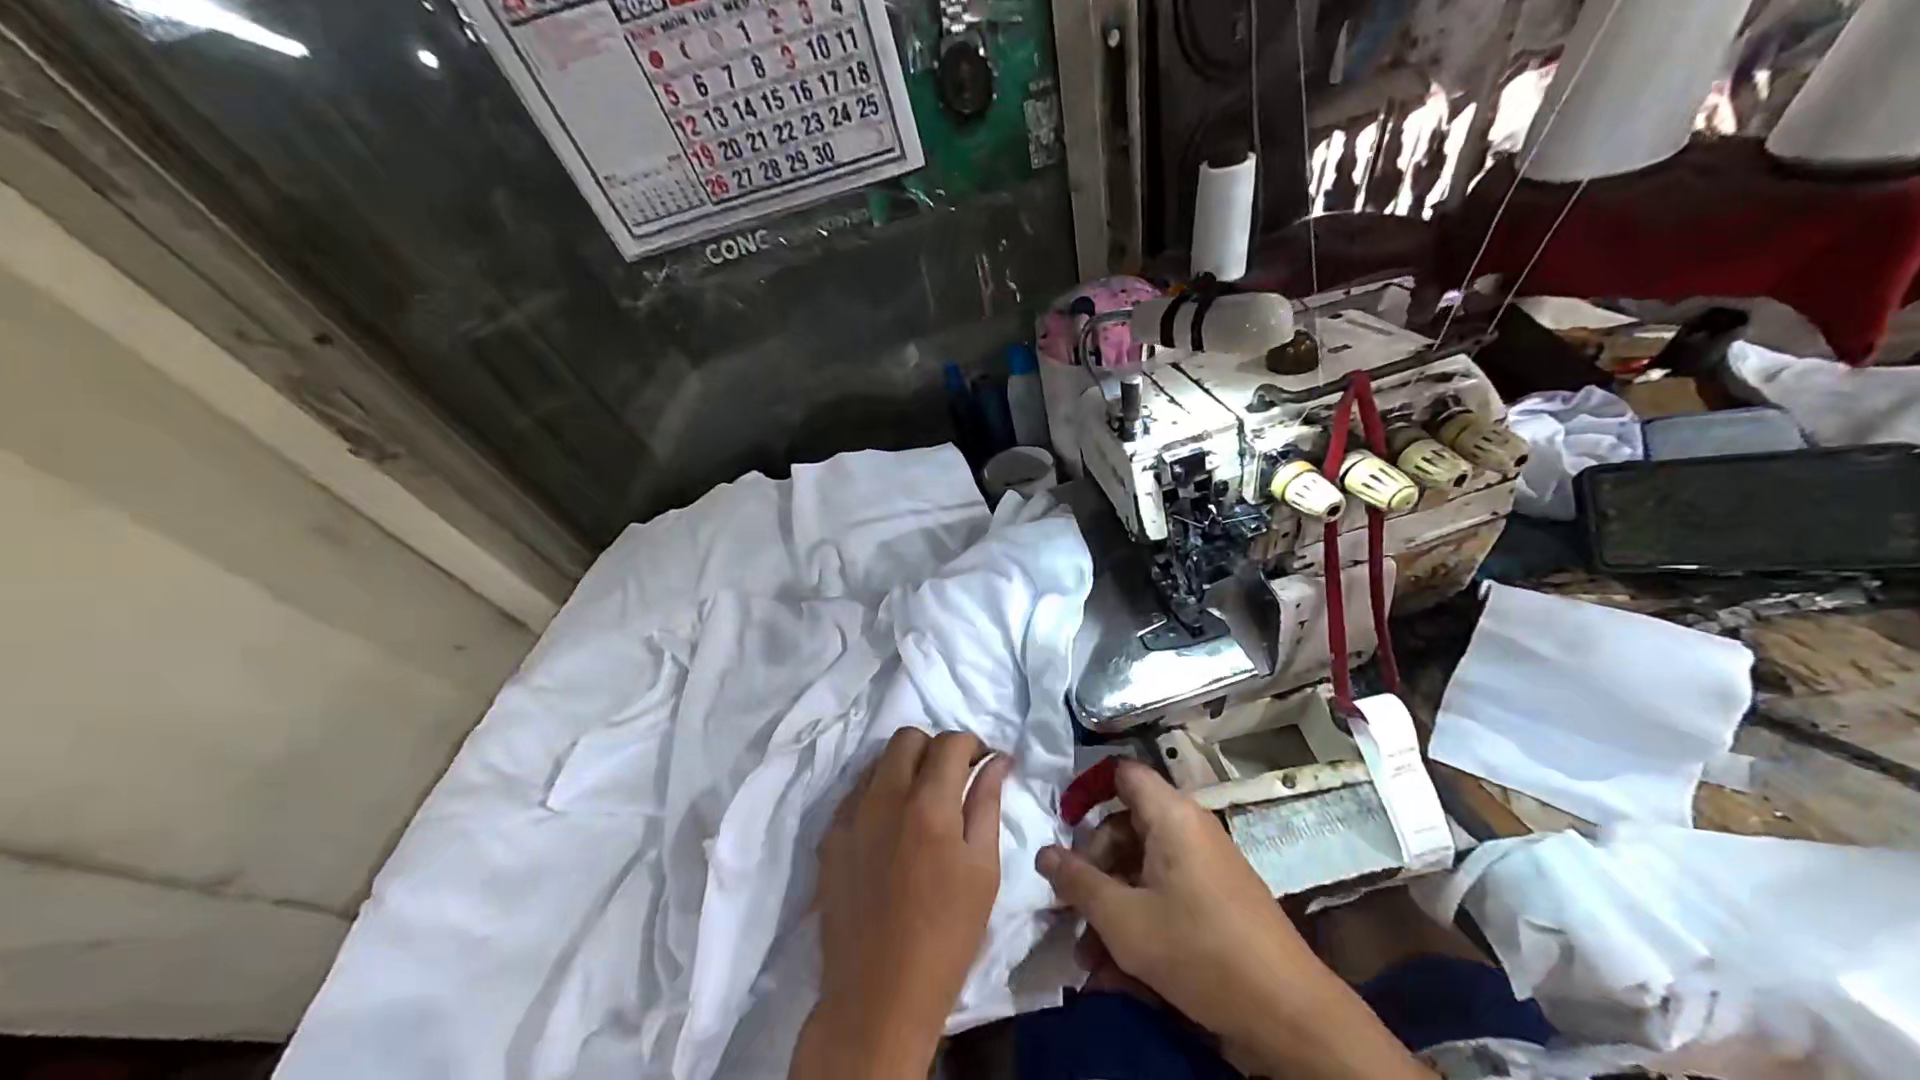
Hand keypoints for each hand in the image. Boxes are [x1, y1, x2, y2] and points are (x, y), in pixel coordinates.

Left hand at [790, 728, 1009, 1079]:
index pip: (950, 743)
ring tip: (921, 801)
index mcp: (928, 806)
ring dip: (904, 766)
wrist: (878, 994)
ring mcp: (850, 816)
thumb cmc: (946, 936)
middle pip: (907, 738)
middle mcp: (883, 798)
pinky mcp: (829, 837)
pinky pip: (856, 792)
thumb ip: (987, 805)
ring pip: (877, 761)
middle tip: (952, 778)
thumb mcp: (983, 871)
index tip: (983, 762)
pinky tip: (891, 826)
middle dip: (935, 748)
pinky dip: (878, 793)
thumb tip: (996, 761)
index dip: (972, 745)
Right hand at [1036, 759, 1430, 1079]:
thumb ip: (1077, 882)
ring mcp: (1204, 867)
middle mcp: (1189, 830)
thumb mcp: (1123, 919)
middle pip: (1124, 826)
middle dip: (1092, 867)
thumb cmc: (1198, 950)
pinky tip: (1116, 972)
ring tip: (1088, 957)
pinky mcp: (1213, 901)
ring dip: (1109, 906)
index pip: (1122, 774)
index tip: (1061, 825)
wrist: (1288, 1015)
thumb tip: (1043, 853)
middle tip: (1069, 905)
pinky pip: (1163, 895)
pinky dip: (1137, 922)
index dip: (1087, 790)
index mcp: (1171, 816)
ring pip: (1140, 869)